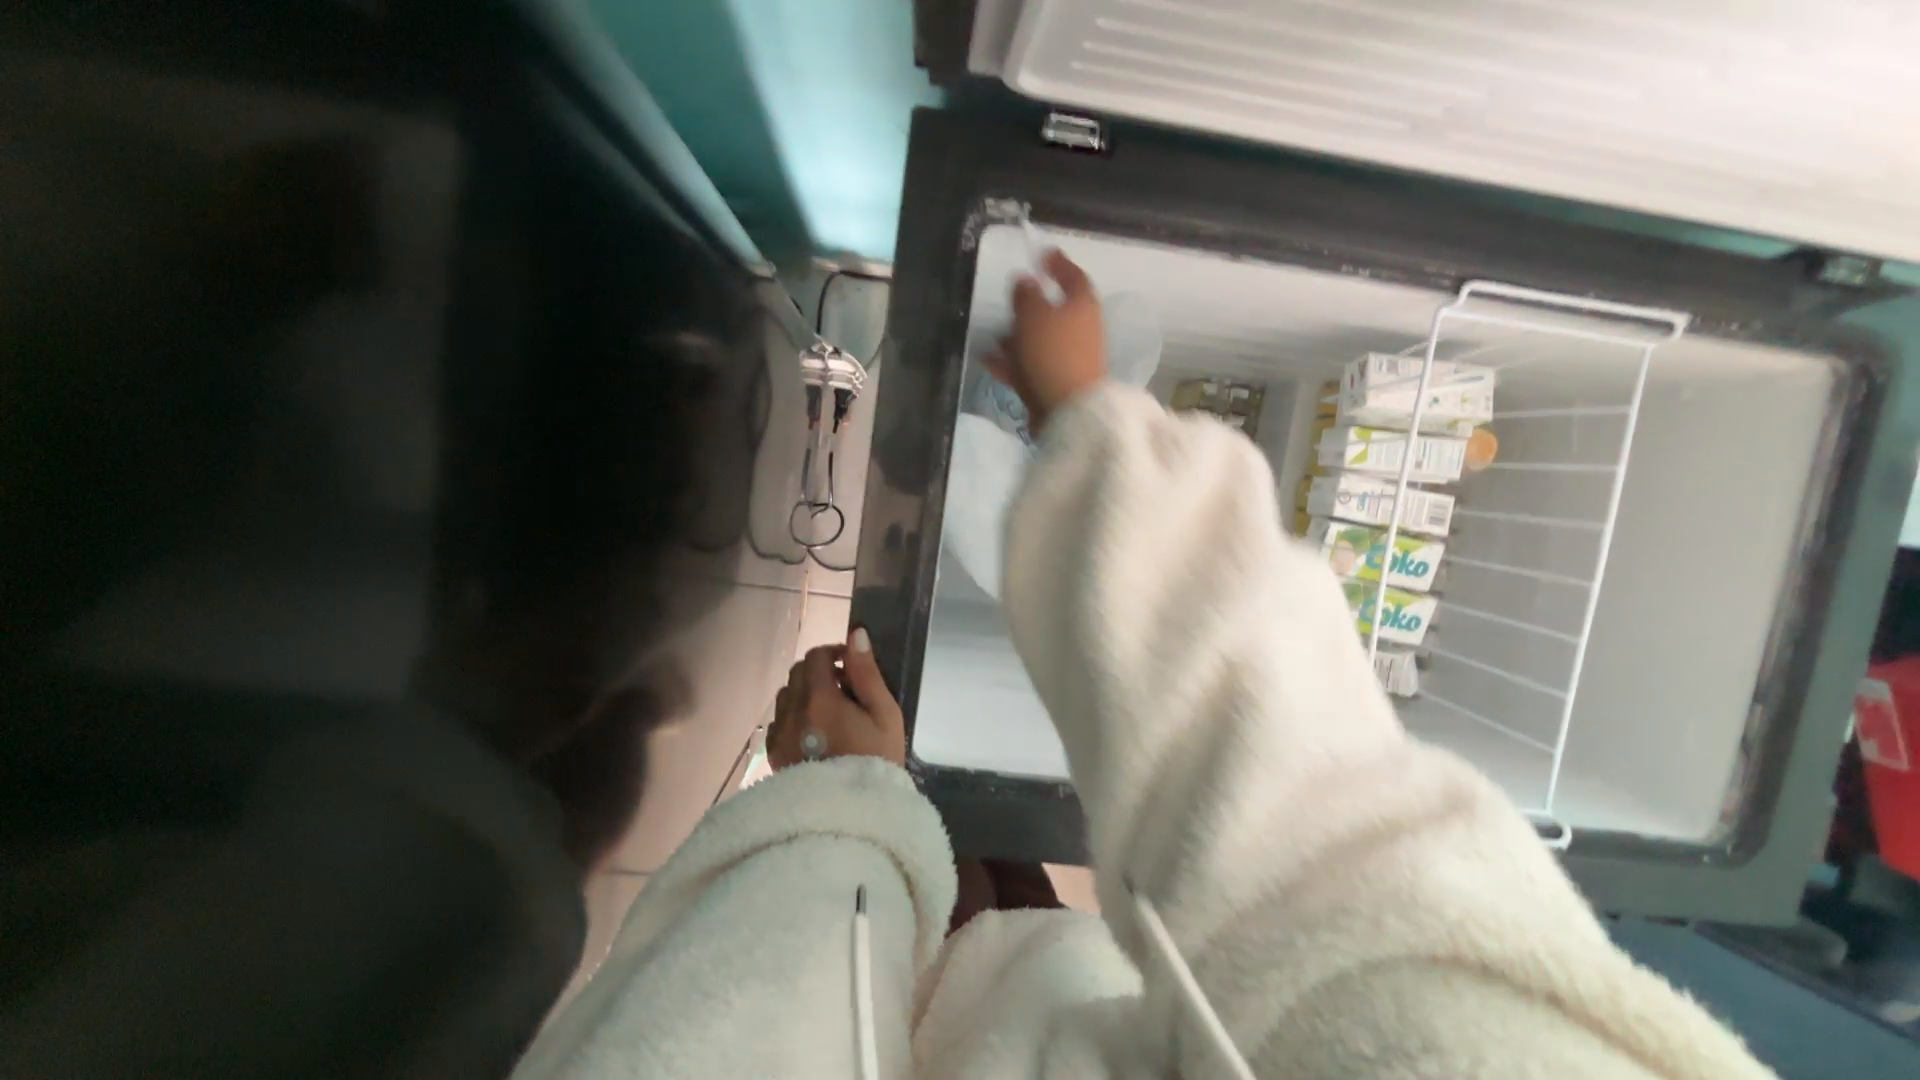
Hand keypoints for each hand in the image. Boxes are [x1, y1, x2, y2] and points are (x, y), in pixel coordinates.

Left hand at [767, 628, 906, 769]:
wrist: (853, 818)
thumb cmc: (876, 762)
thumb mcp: (885, 715)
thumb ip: (867, 673)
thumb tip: (856, 634)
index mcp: (819, 698)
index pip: (817, 655)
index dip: (835, 653)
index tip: (853, 668)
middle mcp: (792, 711)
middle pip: (798, 672)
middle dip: (820, 672)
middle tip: (846, 690)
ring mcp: (779, 735)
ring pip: (786, 696)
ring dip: (804, 694)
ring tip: (830, 713)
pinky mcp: (774, 756)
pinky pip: (778, 723)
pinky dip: (793, 718)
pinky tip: (814, 735)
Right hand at [984, 249, 1105, 435]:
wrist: (1069, 411)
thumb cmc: (1053, 354)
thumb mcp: (1034, 316)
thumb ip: (1026, 295)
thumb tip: (1025, 281)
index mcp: (1082, 305)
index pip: (1072, 276)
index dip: (1057, 263)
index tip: (1041, 253)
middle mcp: (1080, 329)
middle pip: (1053, 311)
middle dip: (1029, 306)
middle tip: (1010, 299)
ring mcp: (1068, 358)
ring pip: (1039, 340)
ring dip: (1016, 336)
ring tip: (993, 335)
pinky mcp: (1056, 382)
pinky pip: (1030, 365)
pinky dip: (1011, 361)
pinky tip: (988, 360)